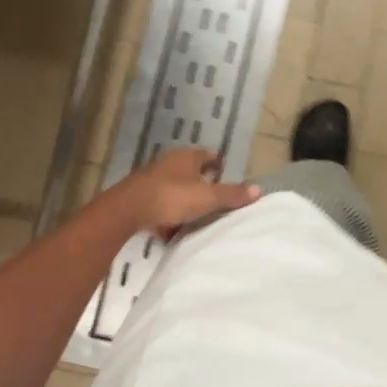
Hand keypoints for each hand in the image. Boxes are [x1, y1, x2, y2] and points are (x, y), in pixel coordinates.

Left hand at [114, 148, 259, 236]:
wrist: (128, 210)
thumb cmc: (172, 196)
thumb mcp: (207, 197)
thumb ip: (231, 195)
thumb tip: (258, 189)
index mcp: (187, 157)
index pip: (208, 155)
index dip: (218, 164)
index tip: (226, 173)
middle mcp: (170, 163)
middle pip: (190, 171)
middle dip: (202, 184)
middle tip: (215, 198)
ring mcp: (152, 180)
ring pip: (174, 188)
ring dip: (184, 200)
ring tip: (197, 217)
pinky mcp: (140, 198)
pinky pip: (160, 205)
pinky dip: (168, 215)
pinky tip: (173, 231)